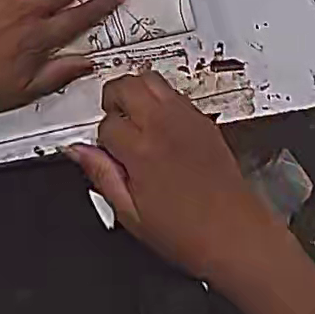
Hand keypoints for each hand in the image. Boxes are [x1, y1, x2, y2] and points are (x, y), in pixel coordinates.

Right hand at [64, 72, 286, 284]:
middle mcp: (163, 126)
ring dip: (135, 90)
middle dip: (111, 98)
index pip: (106, 123)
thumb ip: (101, 176)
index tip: (106, 152)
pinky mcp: (202, 119)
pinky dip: (159, 98)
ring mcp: (185, 118)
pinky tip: (158, 123)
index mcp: (141, 151)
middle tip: (112, 119)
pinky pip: (173, 92)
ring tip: (133, 115)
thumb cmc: (189, 234)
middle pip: (125, 85)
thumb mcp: (132, 215)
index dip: (100, 138)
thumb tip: (78, 152)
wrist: (236, 235)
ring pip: (149, 78)